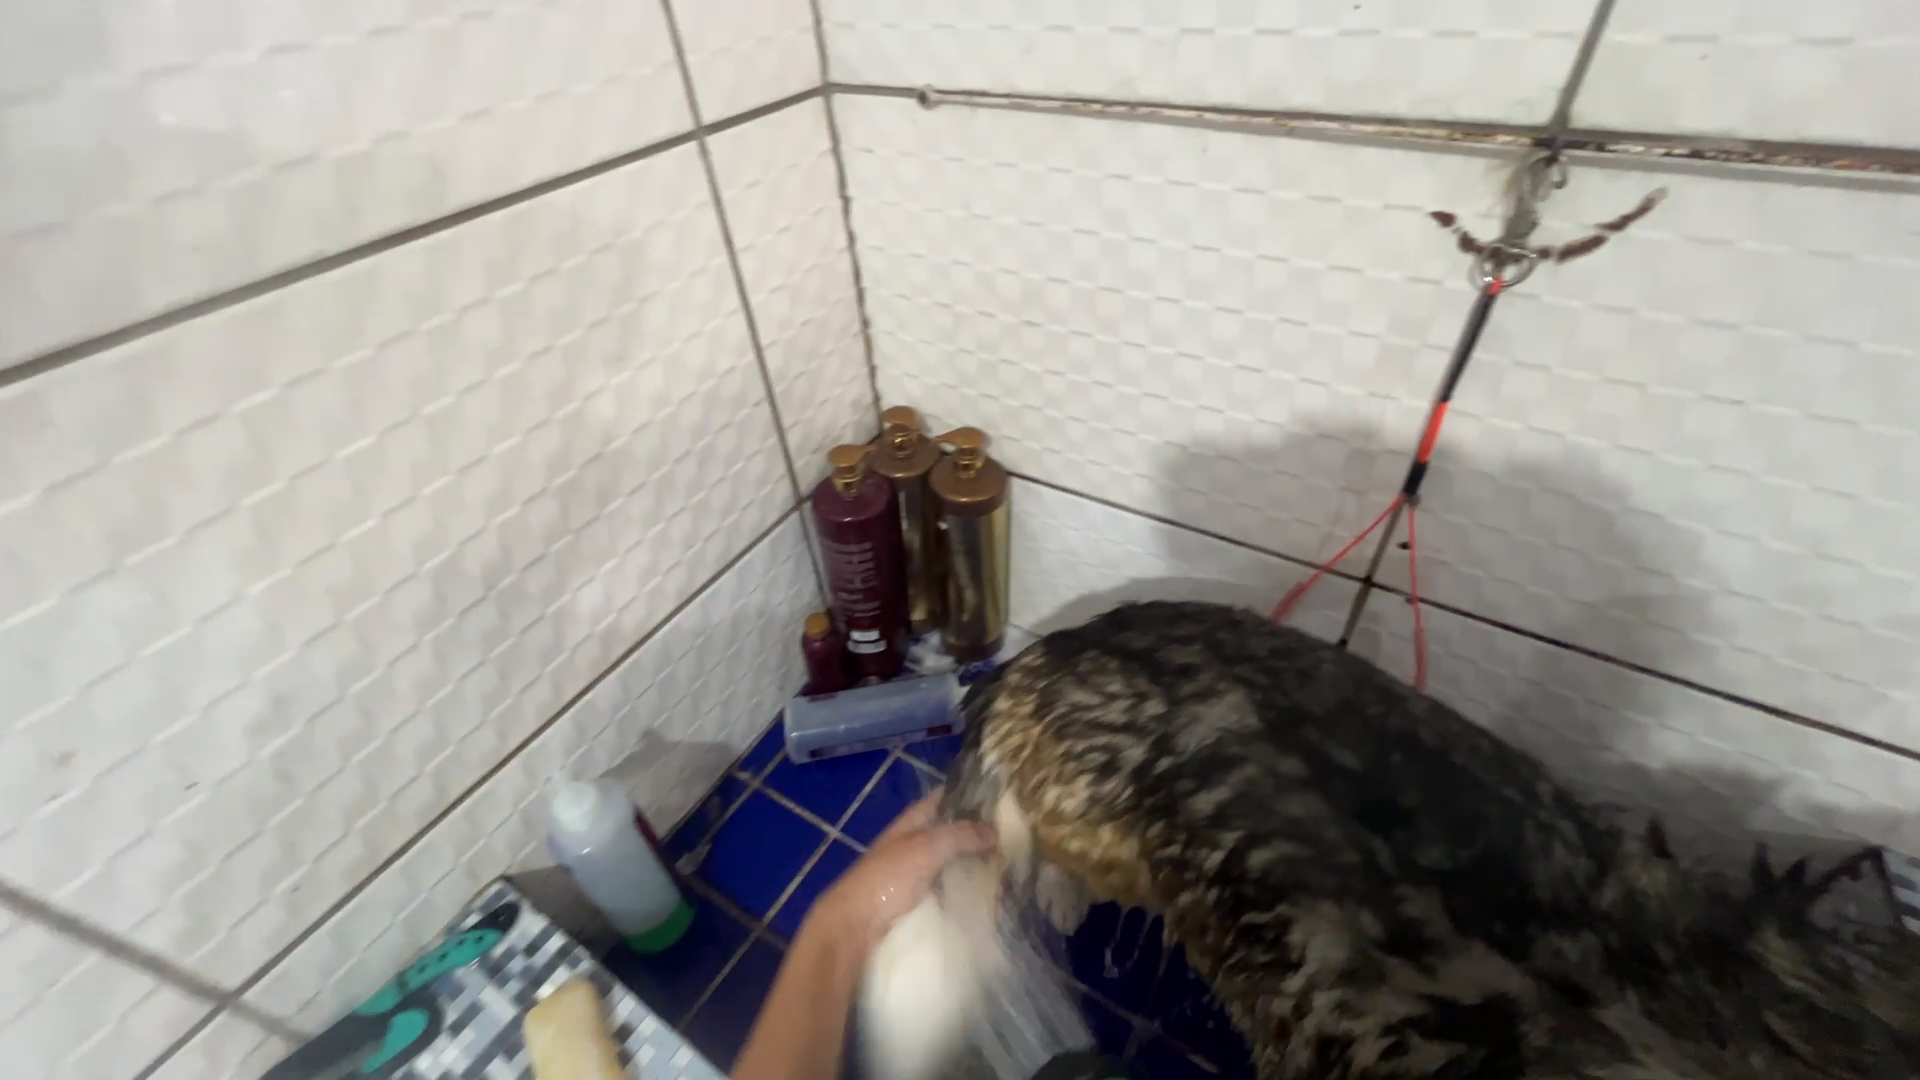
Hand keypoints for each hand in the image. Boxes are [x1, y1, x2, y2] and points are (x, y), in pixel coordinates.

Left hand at [803, 788, 996, 958]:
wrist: (856, 925)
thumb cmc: (887, 877)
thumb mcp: (925, 847)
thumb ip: (961, 835)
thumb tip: (996, 832)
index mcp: (916, 819)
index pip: (949, 797)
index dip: (973, 794)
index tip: (1006, 798)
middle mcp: (921, 840)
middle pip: (958, 831)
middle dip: (985, 835)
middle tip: (1020, 840)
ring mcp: (924, 871)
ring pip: (960, 861)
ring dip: (982, 865)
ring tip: (1015, 871)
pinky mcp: (927, 899)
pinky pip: (956, 888)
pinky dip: (974, 890)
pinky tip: (997, 897)